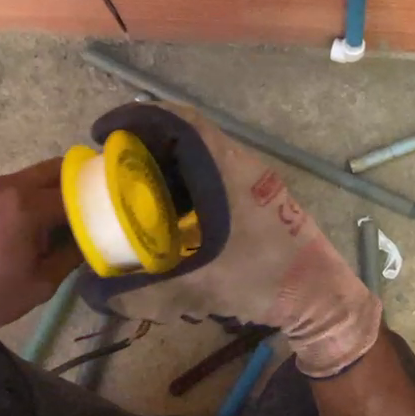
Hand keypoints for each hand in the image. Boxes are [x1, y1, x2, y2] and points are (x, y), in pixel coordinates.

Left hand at [0, 159, 82, 338]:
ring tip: (68, 217)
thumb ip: (70, 257)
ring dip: (55, 189)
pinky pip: (13, 186)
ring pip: (33, 175)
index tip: (115, 213)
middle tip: (98, 205)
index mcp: (27, 207)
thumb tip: (89, 242)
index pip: (78, 193)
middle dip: (81, 183)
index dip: (100, 202)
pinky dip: (31, 195)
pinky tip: (34, 222)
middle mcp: (8, 187)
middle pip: (57, 169)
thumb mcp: (39, 285)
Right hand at [78, 104, 381, 377]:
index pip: (180, 121)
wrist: (320, 297)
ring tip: (133, 191)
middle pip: (186, 135)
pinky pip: (214, 177)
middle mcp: (243, 165)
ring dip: (166, 167)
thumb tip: (94, 292)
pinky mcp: (260, 199)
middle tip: (111, 167)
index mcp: (228, 172)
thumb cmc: (264, 281)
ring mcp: (255, 181)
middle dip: (144, 145)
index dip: (137, 118)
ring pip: (201, 157)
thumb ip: (141, 293)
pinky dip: (186, 186)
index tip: (104, 134)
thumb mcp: (197, 290)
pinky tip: (168, 217)